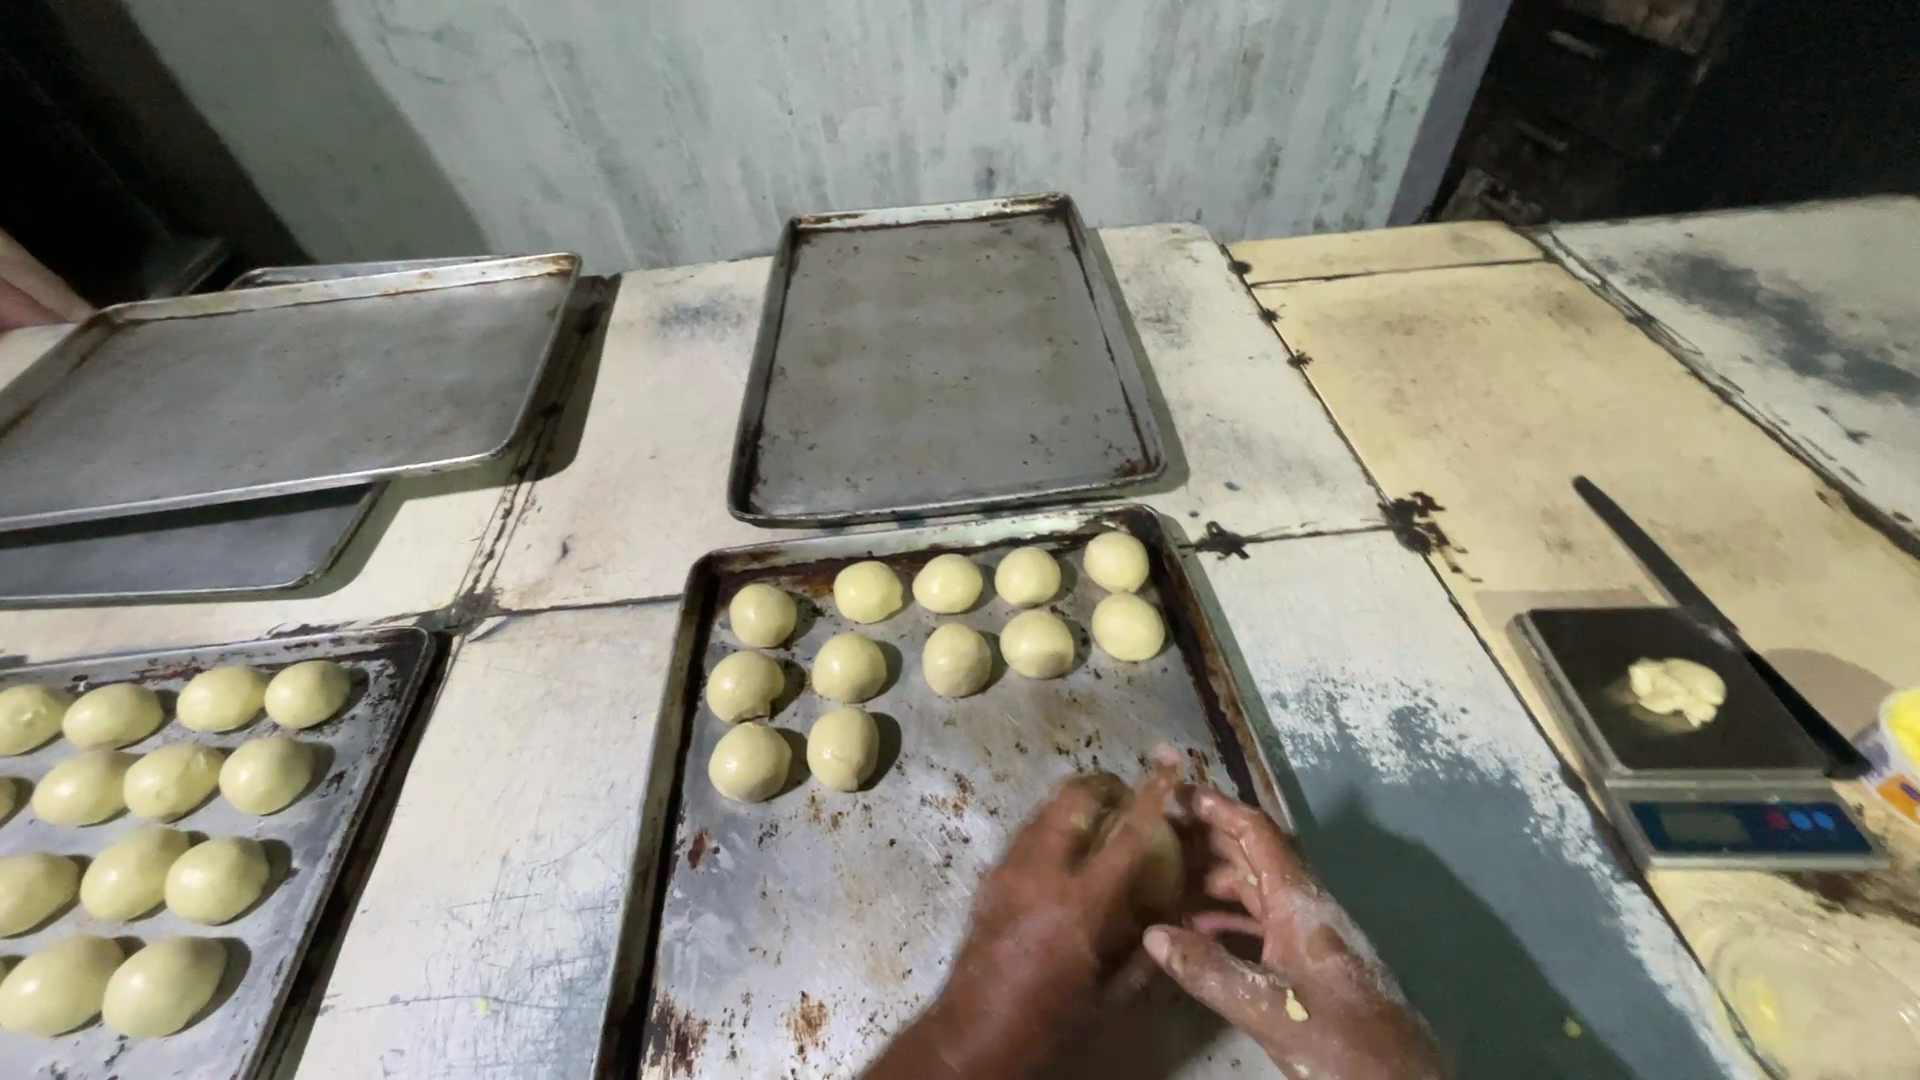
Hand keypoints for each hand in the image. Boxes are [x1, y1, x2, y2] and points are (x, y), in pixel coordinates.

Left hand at [864, 763, 1178, 1078]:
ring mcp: (1010, 864)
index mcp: (1081, 904)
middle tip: (1128, 797)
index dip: (1152, 791)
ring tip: (1100, 817)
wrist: (976, 1026)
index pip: (1128, 833)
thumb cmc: (1053, 1017)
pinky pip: (1028, 828)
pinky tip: (1064, 849)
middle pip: (1076, 796)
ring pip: (1048, 805)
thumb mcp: (1112, 991)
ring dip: (1078, 801)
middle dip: (1107, 784)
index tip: (1168, 759)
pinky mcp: (991, 869)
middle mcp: (1042, 870)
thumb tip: (1176, 912)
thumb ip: (1148, 947)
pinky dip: (1053, 823)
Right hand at [1146, 786, 1448, 1078]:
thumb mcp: (1270, 1009)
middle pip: (1249, 854)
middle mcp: (1302, 905)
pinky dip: (1222, 915)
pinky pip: (1256, 920)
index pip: (1257, 832)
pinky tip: (1193, 931)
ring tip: (1164, 878)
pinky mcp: (1304, 961)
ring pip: (1251, 887)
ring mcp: (1304, 933)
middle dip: (1205, 838)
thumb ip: (1209, 971)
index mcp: (1299, 900)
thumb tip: (1151, 933)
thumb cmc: (1342, 1041)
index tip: (1178, 795)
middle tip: (1158, 832)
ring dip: (1209, 878)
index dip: (1218, 808)